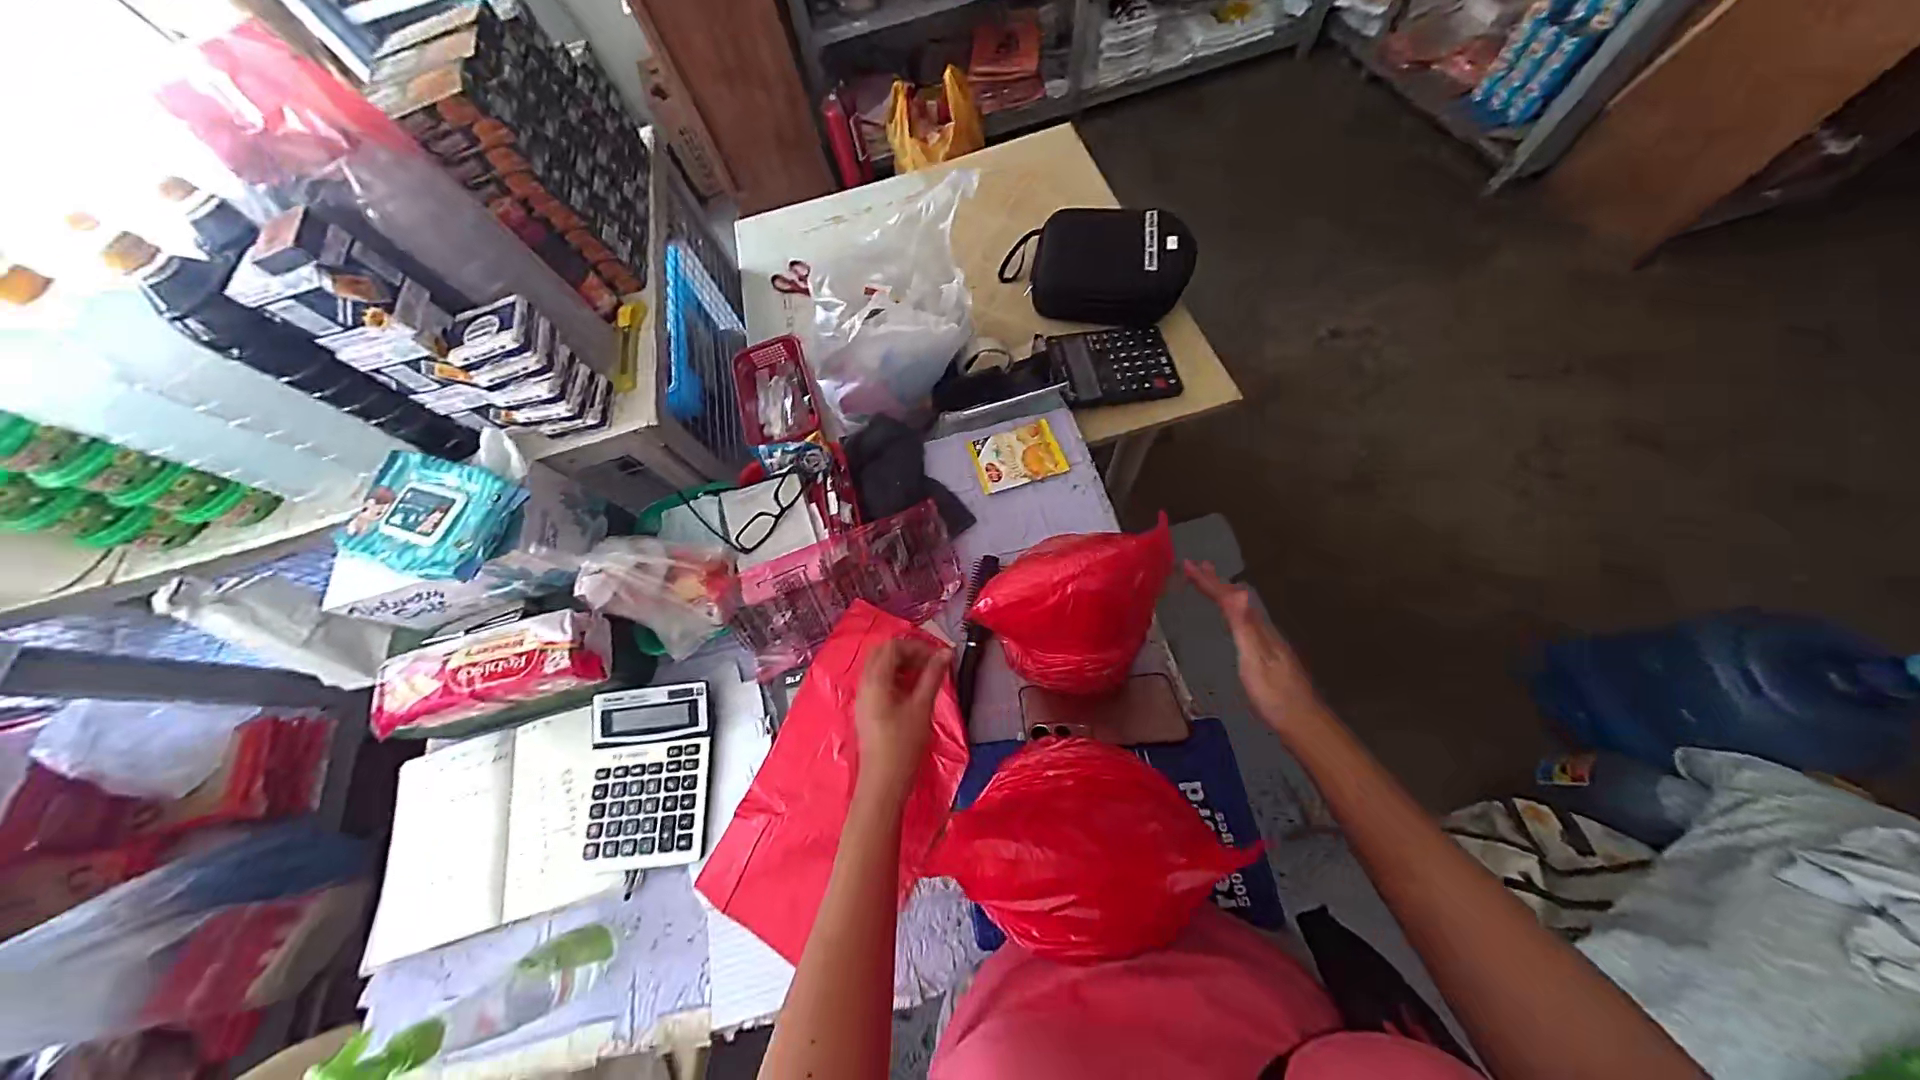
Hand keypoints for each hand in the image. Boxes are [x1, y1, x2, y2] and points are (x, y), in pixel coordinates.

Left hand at [852, 638, 950, 806]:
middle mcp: (864, 684)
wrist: (883, 782)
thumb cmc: (903, 745)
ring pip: (880, 668)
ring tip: (927, 676)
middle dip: (909, 653)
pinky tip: (914, 691)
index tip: (938, 656)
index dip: (917, 646)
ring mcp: (863, 697)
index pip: (893, 646)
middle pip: (883, 653)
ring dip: (903, 665)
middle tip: (932, 663)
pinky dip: (897, 678)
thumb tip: (946, 653)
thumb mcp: (922, 707)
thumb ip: (933, 676)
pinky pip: (879, 682)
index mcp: (875, 680)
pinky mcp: (866, 709)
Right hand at [1182, 560, 1323, 733]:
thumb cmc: (1273, 694)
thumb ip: (1245, 627)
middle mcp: (1264, 630)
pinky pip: (1244, 622)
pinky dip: (1231, 611)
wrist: (1302, 722)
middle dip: (1216, 582)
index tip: (1188, 564)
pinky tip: (1233, 618)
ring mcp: (1267, 643)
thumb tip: (1237, 591)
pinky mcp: (1267, 655)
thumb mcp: (1254, 659)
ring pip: (1241, 610)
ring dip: (1224, 593)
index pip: (1230, 598)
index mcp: (1257, 629)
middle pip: (1237, 600)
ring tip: (1212, 584)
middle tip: (1197, 565)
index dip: (1209, 582)